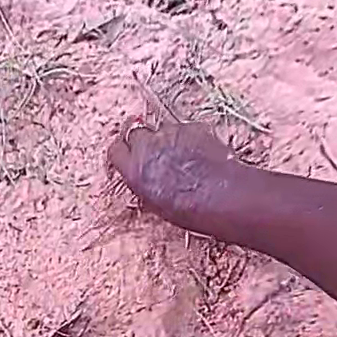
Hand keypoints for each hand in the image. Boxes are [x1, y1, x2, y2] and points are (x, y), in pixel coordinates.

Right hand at [107, 120, 237, 230]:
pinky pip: (183, 129)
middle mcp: (148, 145)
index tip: (128, 157)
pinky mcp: (191, 126)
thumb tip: (142, 179)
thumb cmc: (189, 210)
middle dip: (141, 141)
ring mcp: (170, 132)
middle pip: (135, 132)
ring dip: (165, 140)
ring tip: (178, 158)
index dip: (123, 153)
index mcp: (134, 168)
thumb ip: (142, 183)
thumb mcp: (154, 204)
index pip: (116, 150)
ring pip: (160, 130)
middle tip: (152, 154)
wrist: (221, 197)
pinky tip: (196, 155)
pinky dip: (186, 138)